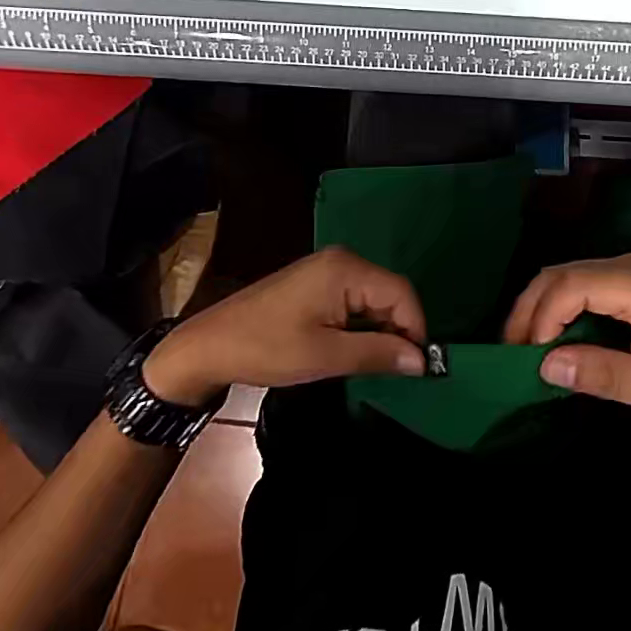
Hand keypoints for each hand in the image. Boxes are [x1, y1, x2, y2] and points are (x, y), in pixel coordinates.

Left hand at [143, 247, 427, 404]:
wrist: (209, 345)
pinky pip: (355, 300)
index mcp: (346, 269)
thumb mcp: (325, 356)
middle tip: (395, 370)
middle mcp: (342, 260)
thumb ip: (378, 354)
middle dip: (398, 331)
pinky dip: (362, 325)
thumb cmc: (267, 348)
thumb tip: (422, 360)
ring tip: (373, 364)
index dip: (416, 329)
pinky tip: (352, 349)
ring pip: (374, 298)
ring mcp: (328, 269)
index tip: (416, 368)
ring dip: (380, 331)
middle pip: (390, 293)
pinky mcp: (317, 282)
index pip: (402, 293)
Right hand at [503, 253, 630, 441]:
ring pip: (566, 278)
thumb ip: (603, 375)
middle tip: (511, 355)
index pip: (572, 285)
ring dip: (540, 310)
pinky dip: (557, 311)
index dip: (541, 318)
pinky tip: (550, 339)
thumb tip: (544, 364)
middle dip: (530, 311)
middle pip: (562, 274)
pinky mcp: (630, 285)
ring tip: (525, 351)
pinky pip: (580, 287)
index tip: (527, 360)